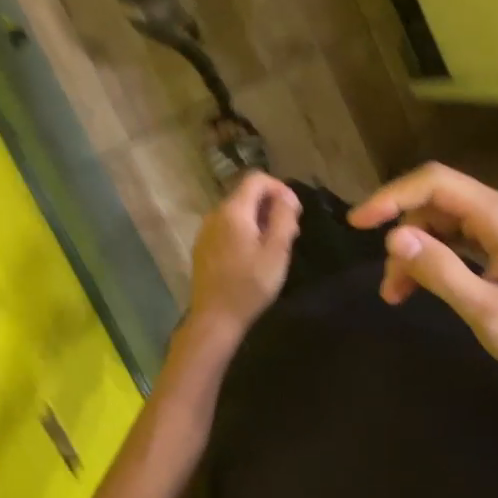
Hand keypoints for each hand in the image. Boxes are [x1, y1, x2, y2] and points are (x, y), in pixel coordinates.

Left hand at [188, 172, 301, 336]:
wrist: (214, 318)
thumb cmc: (249, 285)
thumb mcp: (276, 252)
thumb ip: (283, 218)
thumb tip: (287, 196)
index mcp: (233, 211)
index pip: (256, 179)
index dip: (279, 188)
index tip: (294, 211)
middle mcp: (215, 214)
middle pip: (246, 194)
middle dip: (271, 205)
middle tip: (290, 232)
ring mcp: (205, 231)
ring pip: (237, 212)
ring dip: (259, 220)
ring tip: (275, 246)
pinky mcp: (203, 247)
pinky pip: (227, 228)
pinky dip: (244, 231)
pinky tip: (254, 255)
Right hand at [347, 163, 497, 400]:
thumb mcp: (487, 312)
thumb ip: (440, 271)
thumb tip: (393, 237)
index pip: (436, 183)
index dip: (391, 196)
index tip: (356, 223)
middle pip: (438, 205)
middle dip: (404, 239)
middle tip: (388, 288)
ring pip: (446, 223)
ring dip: (418, 253)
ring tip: (399, 295)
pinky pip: (463, 238)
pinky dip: (438, 258)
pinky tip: (422, 286)